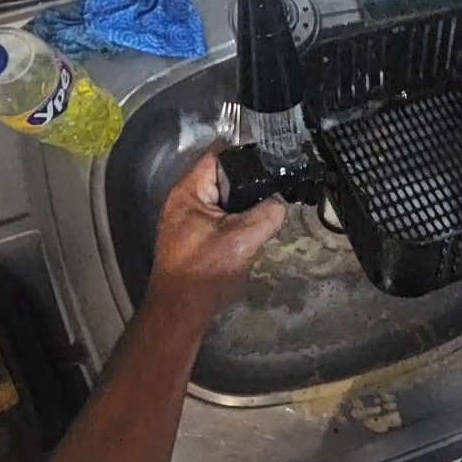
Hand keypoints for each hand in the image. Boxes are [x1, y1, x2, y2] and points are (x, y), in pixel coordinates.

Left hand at [148, 151, 286, 312]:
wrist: (182, 308)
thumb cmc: (206, 269)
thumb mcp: (243, 238)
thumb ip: (267, 214)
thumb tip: (280, 202)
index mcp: (190, 191)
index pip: (219, 154)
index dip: (246, 152)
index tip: (274, 157)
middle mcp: (186, 199)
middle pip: (223, 175)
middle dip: (250, 180)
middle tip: (279, 183)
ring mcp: (189, 218)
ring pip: (225, 198)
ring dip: (246, 202)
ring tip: (273, 203)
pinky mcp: (196, 235)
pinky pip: (223, 215)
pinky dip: (239, 217)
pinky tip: (256, 227)